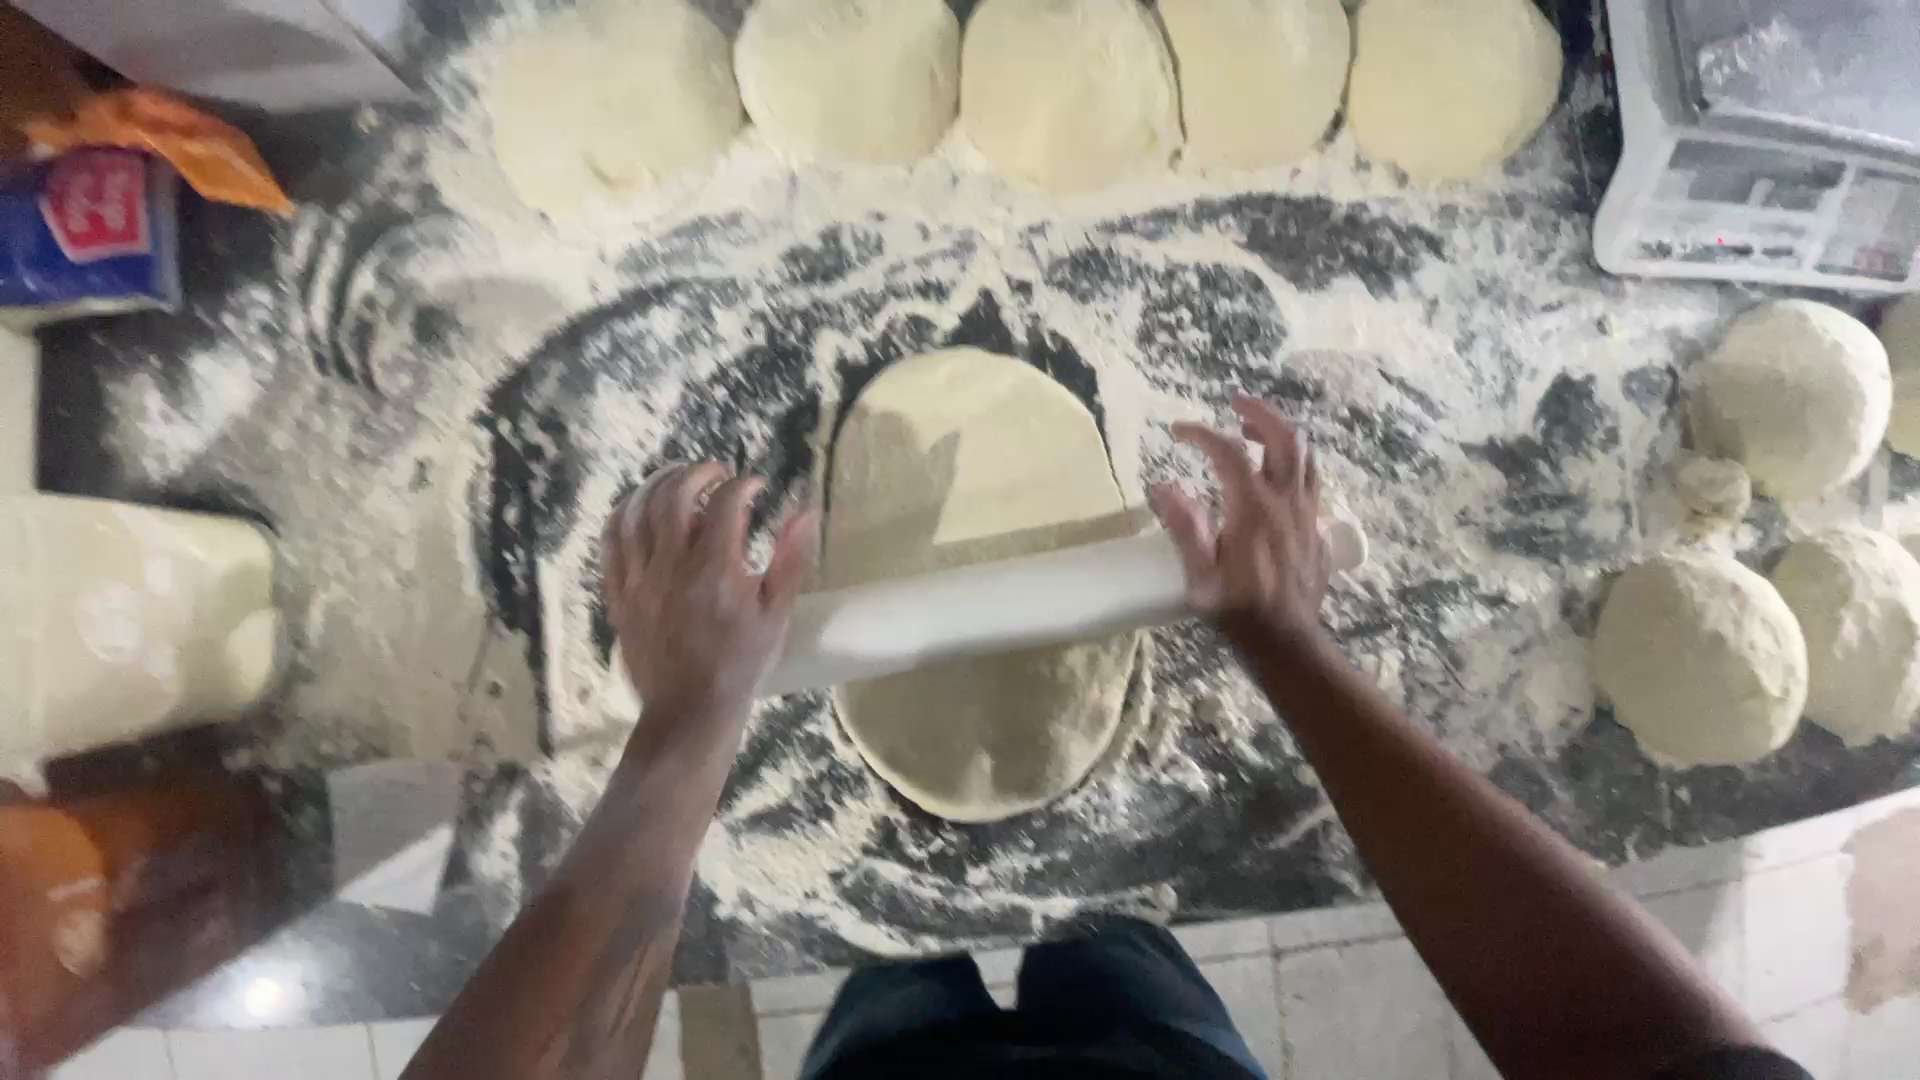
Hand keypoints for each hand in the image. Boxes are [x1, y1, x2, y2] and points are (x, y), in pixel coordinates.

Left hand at [603, 464, 817, 723]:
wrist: (691, 708)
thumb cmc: (741, 661)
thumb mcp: (777, 612)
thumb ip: (791, 557)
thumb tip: (806, 509)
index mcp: (715, 568)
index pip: (725, 503)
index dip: (743, 486)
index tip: (756, 487)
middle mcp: (671, 565)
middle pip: (674, 496)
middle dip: (698, 473)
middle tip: (718, 474)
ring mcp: (639, 579)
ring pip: (636, 512)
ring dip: (658, 485)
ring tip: (679, 480)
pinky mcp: (619, 594)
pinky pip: (611, 543)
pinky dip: (624, 516)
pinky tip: (639, 509)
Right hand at [1149, 396, 1331, 649]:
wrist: (1286, 640)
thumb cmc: (1236, 610)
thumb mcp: (1199, 573)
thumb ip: (1183, 526)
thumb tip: (1162, 486)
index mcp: (1253, 508)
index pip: (1228, 452)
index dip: (1201, 434)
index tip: (1178, 431)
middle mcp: (1286, 502)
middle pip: (1285, 438)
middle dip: (1260, 413)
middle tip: (1235, 404)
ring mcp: (1308, 514)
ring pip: (1306, 457)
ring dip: (1281, 436)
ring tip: (1254, 432)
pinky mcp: (1317, 529)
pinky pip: (1311, 482)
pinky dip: (1293, 466)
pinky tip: (1273, 477)